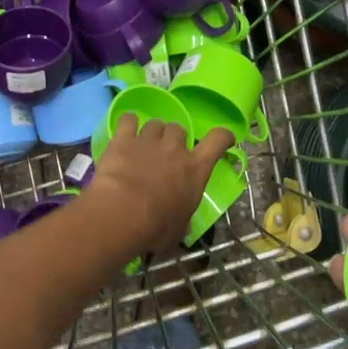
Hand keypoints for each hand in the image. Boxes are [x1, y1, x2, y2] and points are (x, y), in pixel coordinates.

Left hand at [82, 116, 235, 254]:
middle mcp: (175, 149)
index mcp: (195, 170)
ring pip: (155, 124)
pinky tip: (126, 130)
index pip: (217, 141)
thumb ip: (183, 219)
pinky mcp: (124, 139)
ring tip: (145, 144)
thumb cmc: (155, 227)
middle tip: (166, 152)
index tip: (224, 138)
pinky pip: (129, 119)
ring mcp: (149, 140)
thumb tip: (182, 225)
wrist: (122, 213)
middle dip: (174, 139)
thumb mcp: (178, 229)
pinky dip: (129, 123)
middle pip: (179, 129)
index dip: (223, 136)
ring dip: (153, 132)